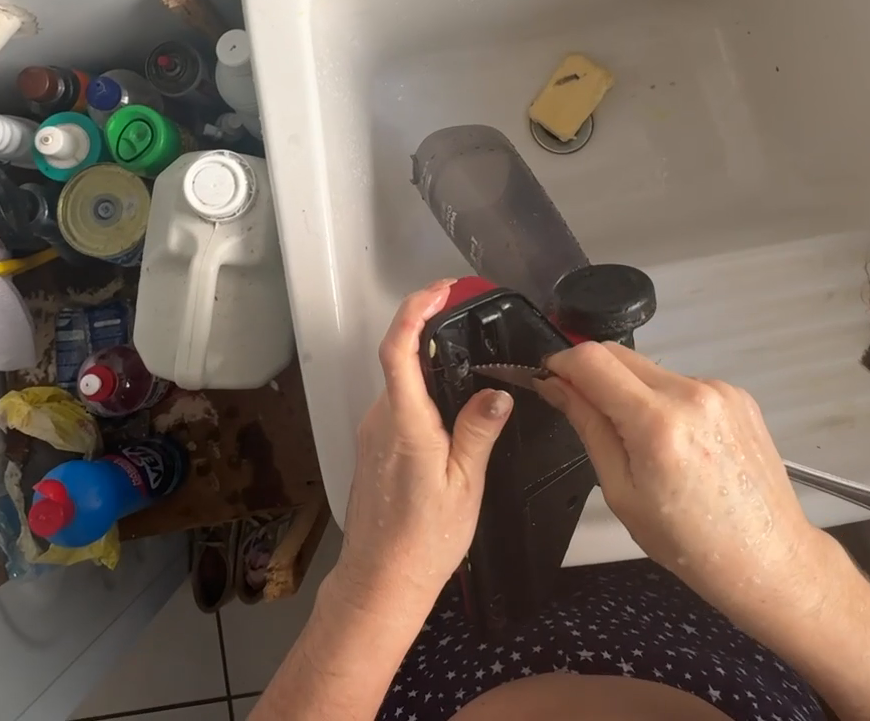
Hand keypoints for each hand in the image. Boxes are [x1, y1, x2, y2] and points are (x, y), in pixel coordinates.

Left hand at [334, 280, 513, 608]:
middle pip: (400, 359)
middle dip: (430, 332)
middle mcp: (382, 418)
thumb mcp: (465, 484)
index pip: (399, 348)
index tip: (440, 290)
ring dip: (428, 366)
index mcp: (406, 422)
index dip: (415, 309)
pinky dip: (421, 392)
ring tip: (468, 364)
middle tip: (465, 315)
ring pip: (401, 383)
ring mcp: (373, 430)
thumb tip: (496, 392)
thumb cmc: (424, 539)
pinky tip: (449, 410)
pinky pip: (397, 404)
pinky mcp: (374, 444)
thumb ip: (478, 431)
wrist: (380, 579)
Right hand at [536, 341, 834, 632]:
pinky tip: (673, 440)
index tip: (547, 376)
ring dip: (626, 387)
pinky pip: (678, 380)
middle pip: (616, 352)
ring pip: (647, 366)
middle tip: (578, 404)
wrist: (771, 561)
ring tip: (636, 438)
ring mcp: (719, 390)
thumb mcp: (620, 491)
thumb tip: (554, 384)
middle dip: (589, 371)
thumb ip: (587, 425)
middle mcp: (691, 395)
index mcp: (658, 424)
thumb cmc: (691, 544)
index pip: (590, 359)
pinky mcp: (735, 394)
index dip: (559, 361)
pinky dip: (661, 398)